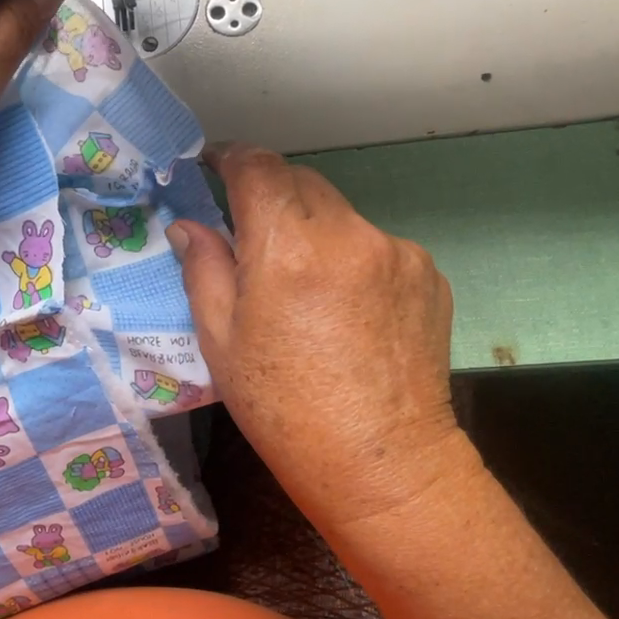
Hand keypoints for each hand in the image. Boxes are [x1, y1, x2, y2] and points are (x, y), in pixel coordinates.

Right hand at [169, 143, 471, 527]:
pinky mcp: (428, 274)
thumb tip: (190, 225)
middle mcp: (350, 234)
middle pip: (302, 183)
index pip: (259, 168)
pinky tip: (343, 312)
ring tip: (300, 290)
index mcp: (289, 249)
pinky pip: (375, 247)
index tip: (214, 164)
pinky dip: (349, 260)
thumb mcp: (220, 340)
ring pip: (340, 216)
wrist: (379, 461)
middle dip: (270, 196)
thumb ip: (203, 269)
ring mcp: (397, 251)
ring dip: (312, 231)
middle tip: (247, 234)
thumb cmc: (281, 407)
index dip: (231, 157)